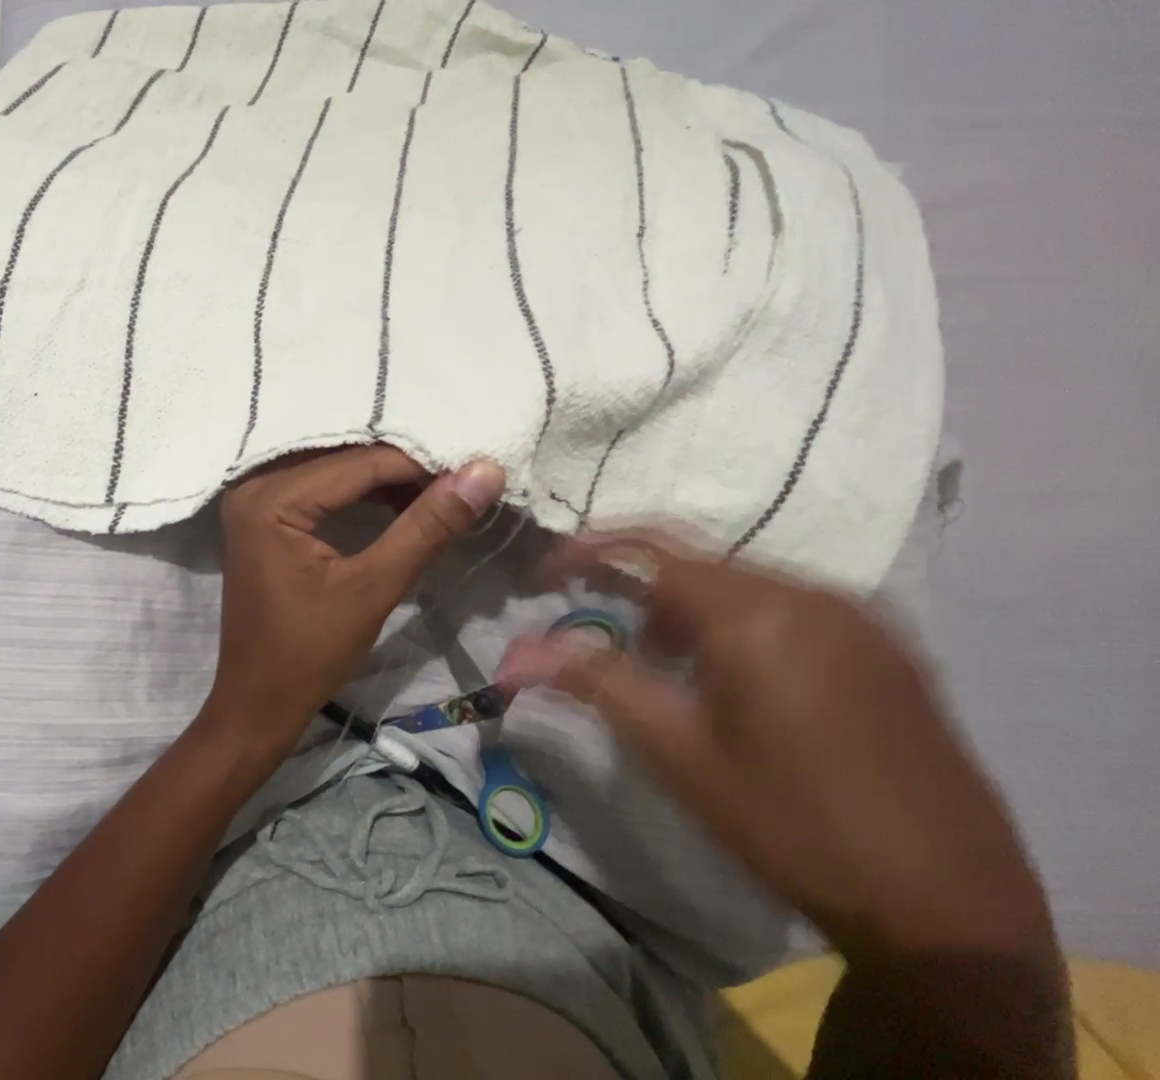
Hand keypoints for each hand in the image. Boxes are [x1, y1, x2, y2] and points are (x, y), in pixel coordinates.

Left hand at [201, 446, 505, 761]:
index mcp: (269, 500)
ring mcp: (252, 500)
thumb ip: (426, 527)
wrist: (258, 701)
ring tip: (439, 489)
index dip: (419, 463)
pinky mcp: (260, 517)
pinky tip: (398, 502)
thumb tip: (484, 472)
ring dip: (382, 478)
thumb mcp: (372, 588)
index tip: (475, 467)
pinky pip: (315, 488)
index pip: (357, 463)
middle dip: (402, 466)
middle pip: (341, 458)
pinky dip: (356, 493)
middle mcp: (252, 485)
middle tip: (461, 473)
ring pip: (331, 469)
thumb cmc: (309, 653)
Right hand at [503, 530, 1053, 959]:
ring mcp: (860, 617)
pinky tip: (738, 683)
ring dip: (689, 608)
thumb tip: (515, 653)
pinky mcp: (888, 648)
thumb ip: (596, 683)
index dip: (586, 552)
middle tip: (604, 638)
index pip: (650, 547)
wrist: (945, 899)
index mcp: (755, 612)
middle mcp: (812, 593)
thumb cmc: (788, 823)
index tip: (541, 578)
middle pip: (699, 561)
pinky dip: (741, 623)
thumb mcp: (678, 753)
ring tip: (666, 666)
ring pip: (746, 583)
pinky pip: (793, 607)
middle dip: (637, 587)